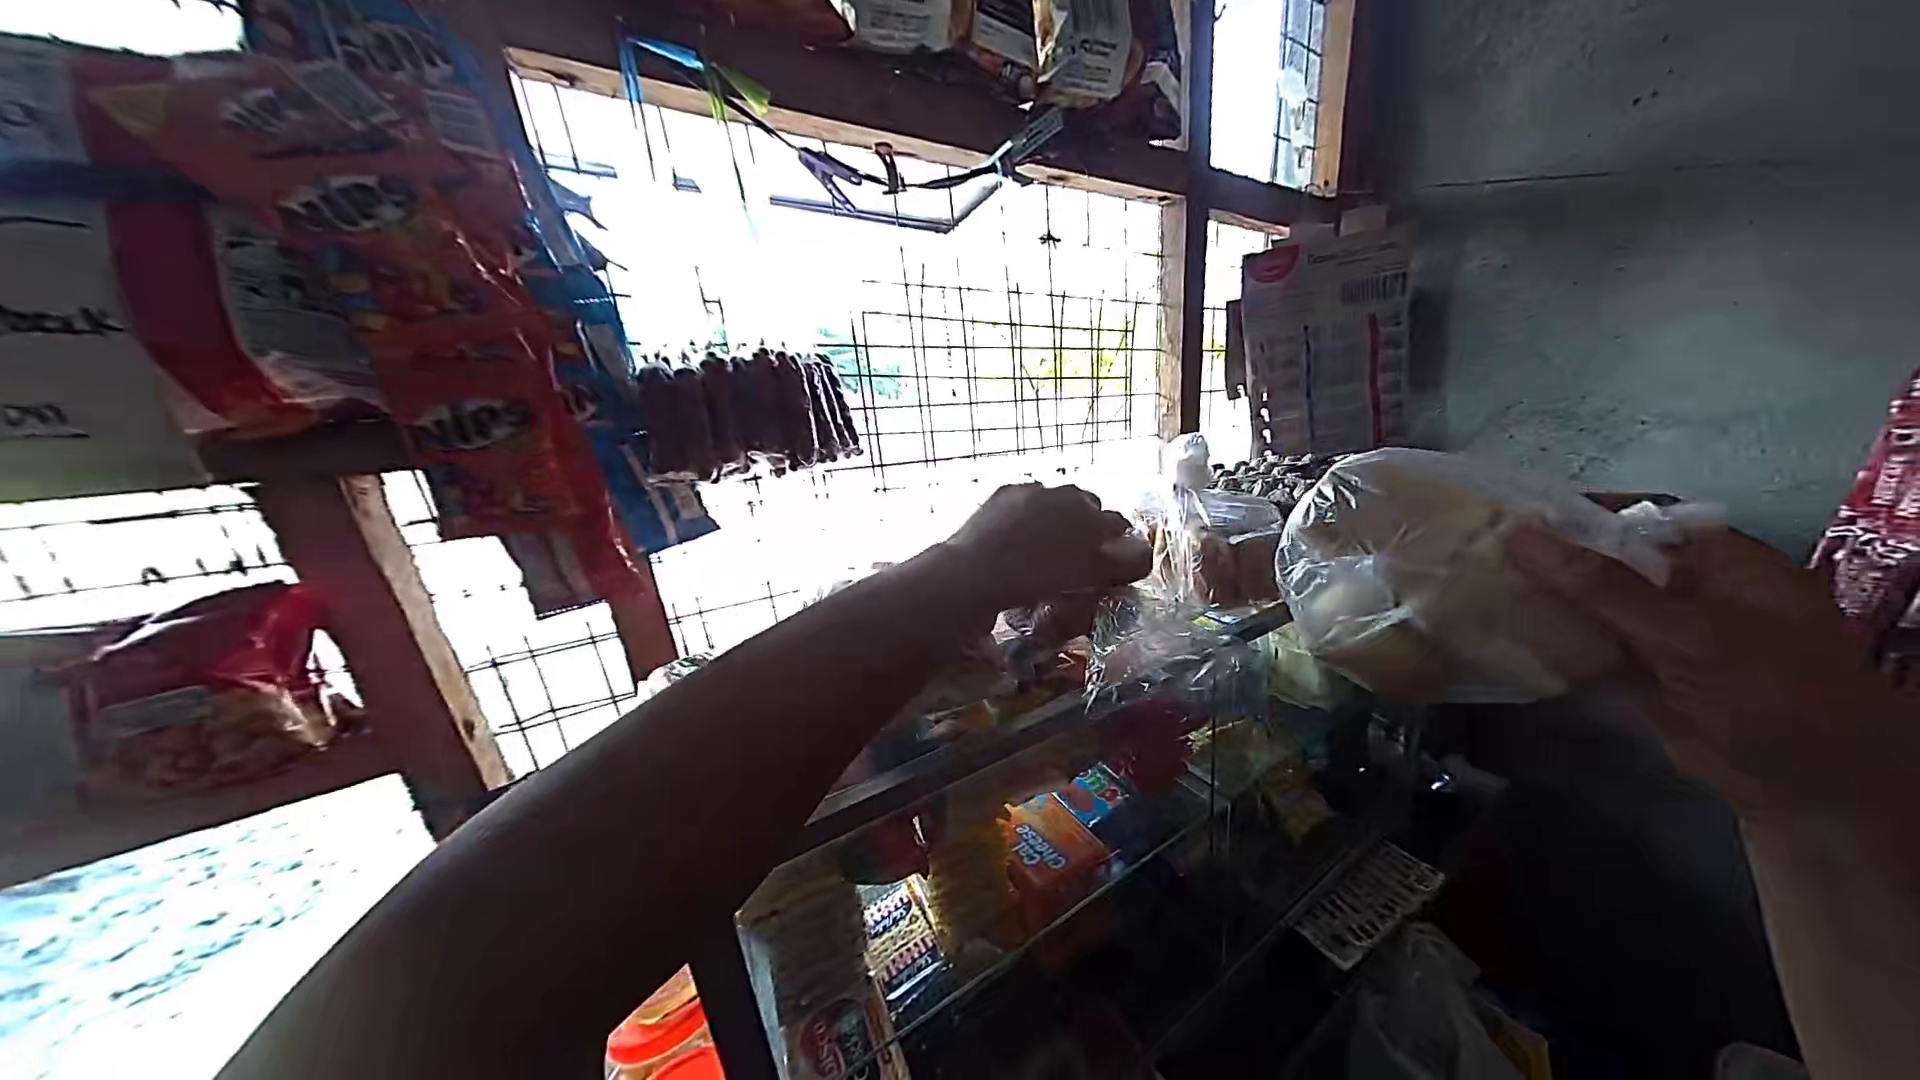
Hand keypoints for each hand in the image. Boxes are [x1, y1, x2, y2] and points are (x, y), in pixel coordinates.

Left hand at [942, 483, 1150, 611]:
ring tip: (1043, 544)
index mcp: (1094, 517)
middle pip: (1089, 507)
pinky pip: (1025, 500)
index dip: (1115, 543)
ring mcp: (1035, 490)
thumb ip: (1121, 563)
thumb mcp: (1087, 576)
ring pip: (1057, 501)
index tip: (1107, 558)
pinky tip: (1016, 536)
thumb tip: (1141, 554)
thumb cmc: (1036, 581)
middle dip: (1087, 526)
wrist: (976, 572)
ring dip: (1057, 517)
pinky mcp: (1004, 492)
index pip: (1118, 525)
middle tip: (1074, 553)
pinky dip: (1027, 514)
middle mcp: (1068, 495)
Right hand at [1506, 524, 1912, 818]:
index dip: (1581, 512)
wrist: (1804, 787)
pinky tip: (1499, 622)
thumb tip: (1519, 536)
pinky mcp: (1632, 665)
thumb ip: (1601, 584)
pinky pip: (1580, 637)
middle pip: (1606, 558)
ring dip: (1540, 593)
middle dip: (1548, 555)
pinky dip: (1545, 632)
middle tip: (1480, 546)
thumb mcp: (1687, 632)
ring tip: (1474, 579)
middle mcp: (1687, 589)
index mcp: (1721, 563)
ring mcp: (1658, 630)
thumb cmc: (1770, 694)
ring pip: (1587, 600)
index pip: (1642, 517)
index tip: (1515, 513)